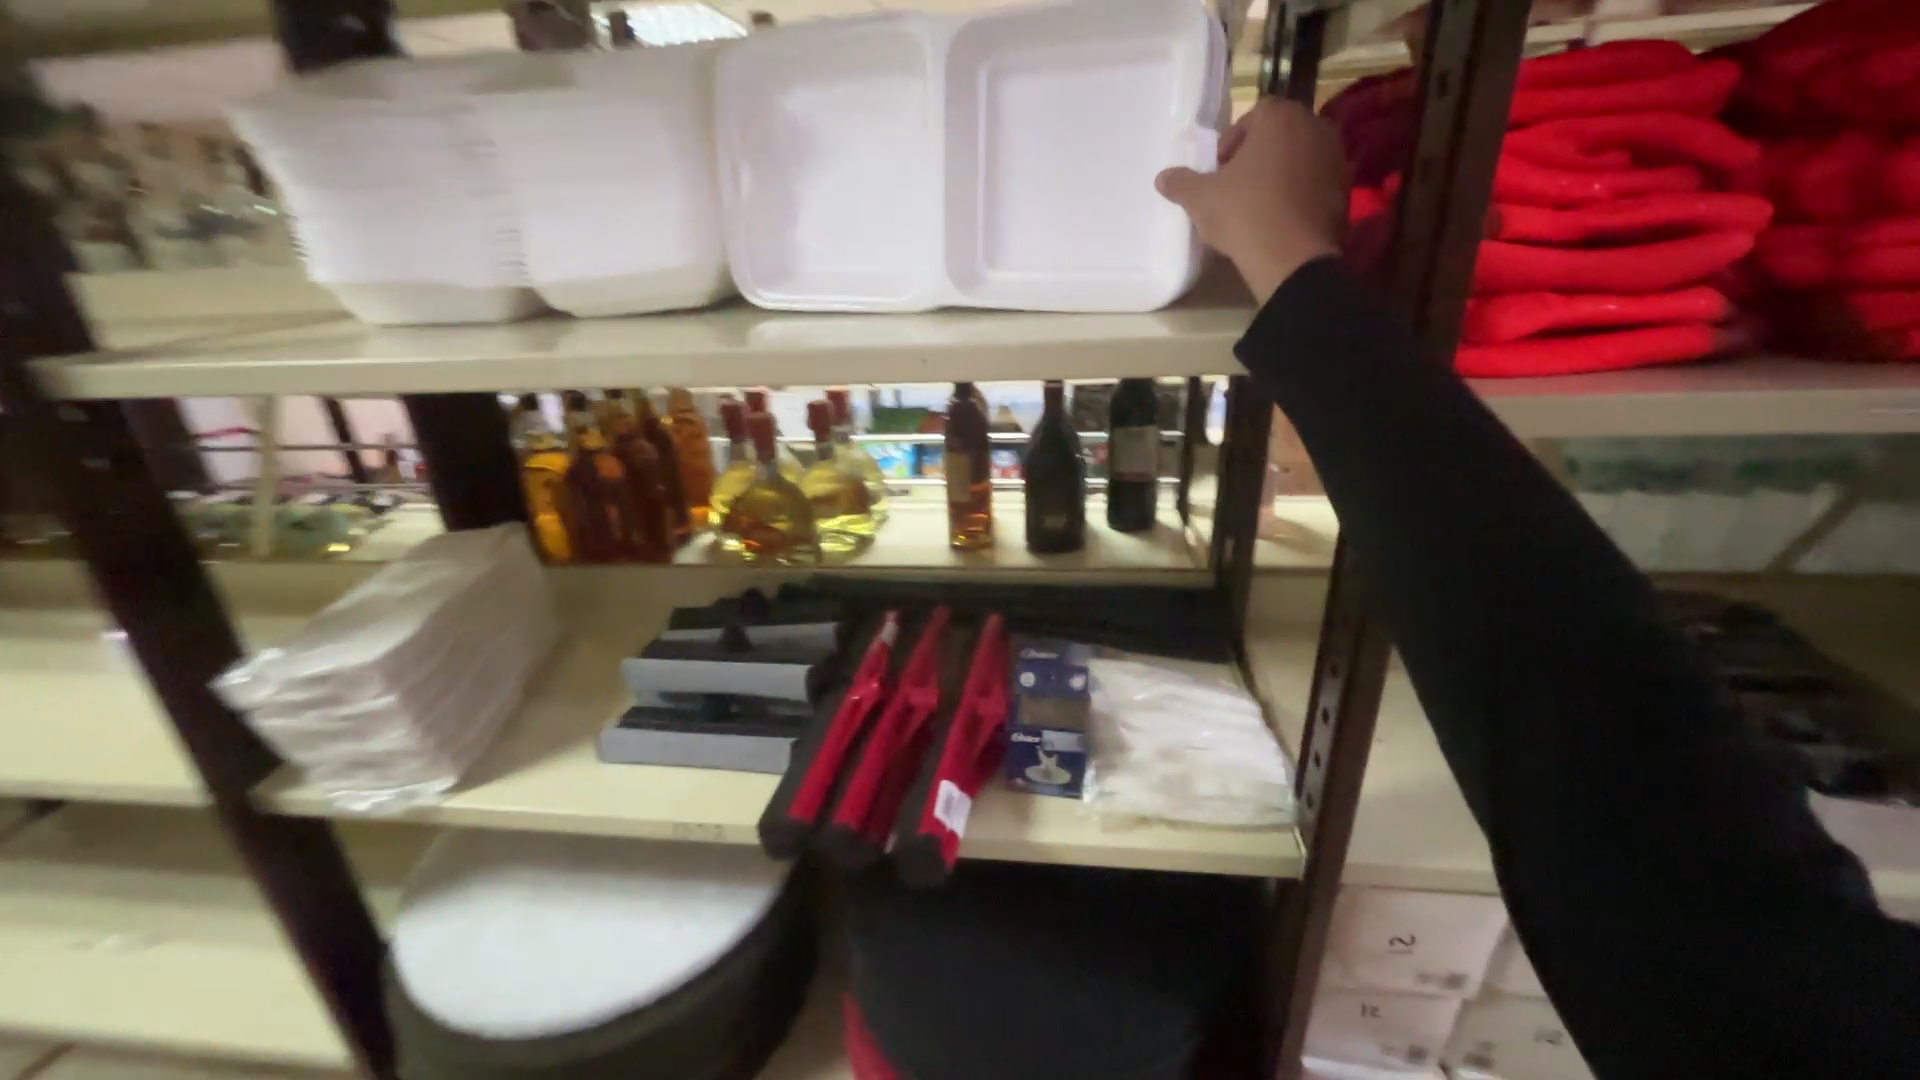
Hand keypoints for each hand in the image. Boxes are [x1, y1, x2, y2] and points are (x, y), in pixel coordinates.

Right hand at [1155, 98, 1349, 304]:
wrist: (1292, 257)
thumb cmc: (1243, 214)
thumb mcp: (1201, 199)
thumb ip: (1181, 183)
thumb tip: (1162, 178)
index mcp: (1279, 117)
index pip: (1252, 117)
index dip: (1232, 143)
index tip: (1219, 171)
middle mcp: (1313, 126)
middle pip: (1278, 136)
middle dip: (1258, 156)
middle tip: (1237, 187)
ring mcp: (1335, 156)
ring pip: (1299, 159)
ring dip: (1280, 175)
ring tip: (1259, 206)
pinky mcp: (1345, 188)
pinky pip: (1315, 184)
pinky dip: (1299, 195)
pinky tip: (1281, 221)